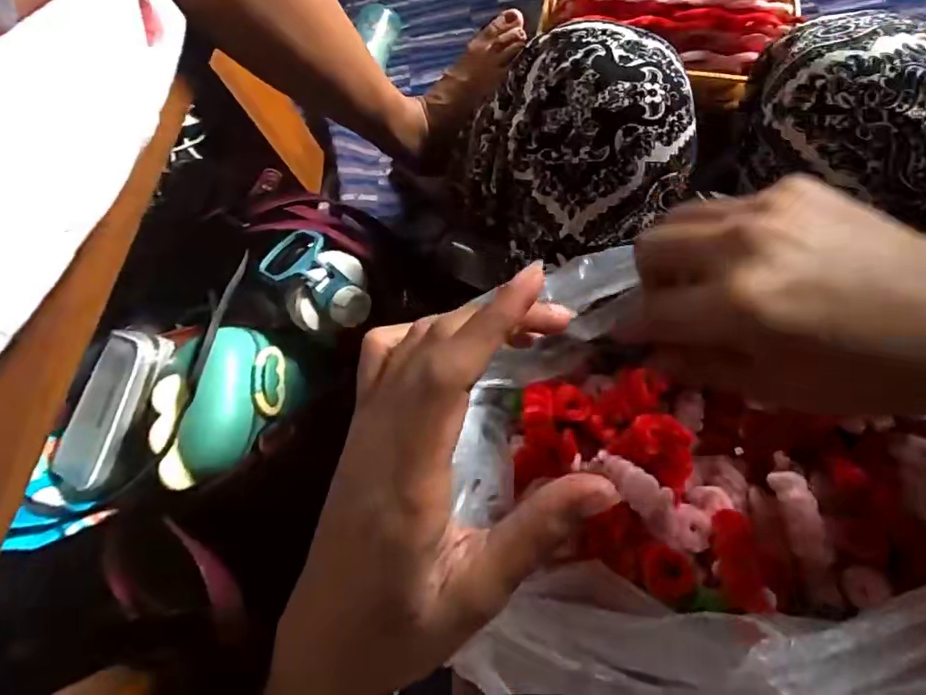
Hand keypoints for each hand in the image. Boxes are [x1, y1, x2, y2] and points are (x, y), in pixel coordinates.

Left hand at [267, 265, 618, 694]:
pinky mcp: (359, 428)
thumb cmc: (399, 625)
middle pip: (433, 342)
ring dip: (466, 319)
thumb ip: (537, 533)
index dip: (492, 318)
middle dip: (498, 313)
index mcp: (409, 472)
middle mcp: (379, 432)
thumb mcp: (477, 593)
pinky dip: (425, 333)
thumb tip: (605, 483)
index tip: (534, 278)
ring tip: (520, 326)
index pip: (447, 370)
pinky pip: (384, 356)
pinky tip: (453, 348)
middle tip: (558, 317)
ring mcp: (363, 425)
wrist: (320, 646)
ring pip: (409, 341)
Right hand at [624, 175, 925, 415]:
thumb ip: (708, 367)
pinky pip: (730, 205)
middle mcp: (741, 242)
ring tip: (710, 277)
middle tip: (675, 305)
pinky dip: (725, 233)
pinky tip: (763, 256)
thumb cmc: (876, 371)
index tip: (631, 335)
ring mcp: (766, 204)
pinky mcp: (792, 185)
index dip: (633, 327)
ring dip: (679, 249)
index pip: (653, 310)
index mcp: (740, 304)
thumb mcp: (785, 389)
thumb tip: (655, 355)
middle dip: (649, 280)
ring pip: (682, 214)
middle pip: (650, 244)